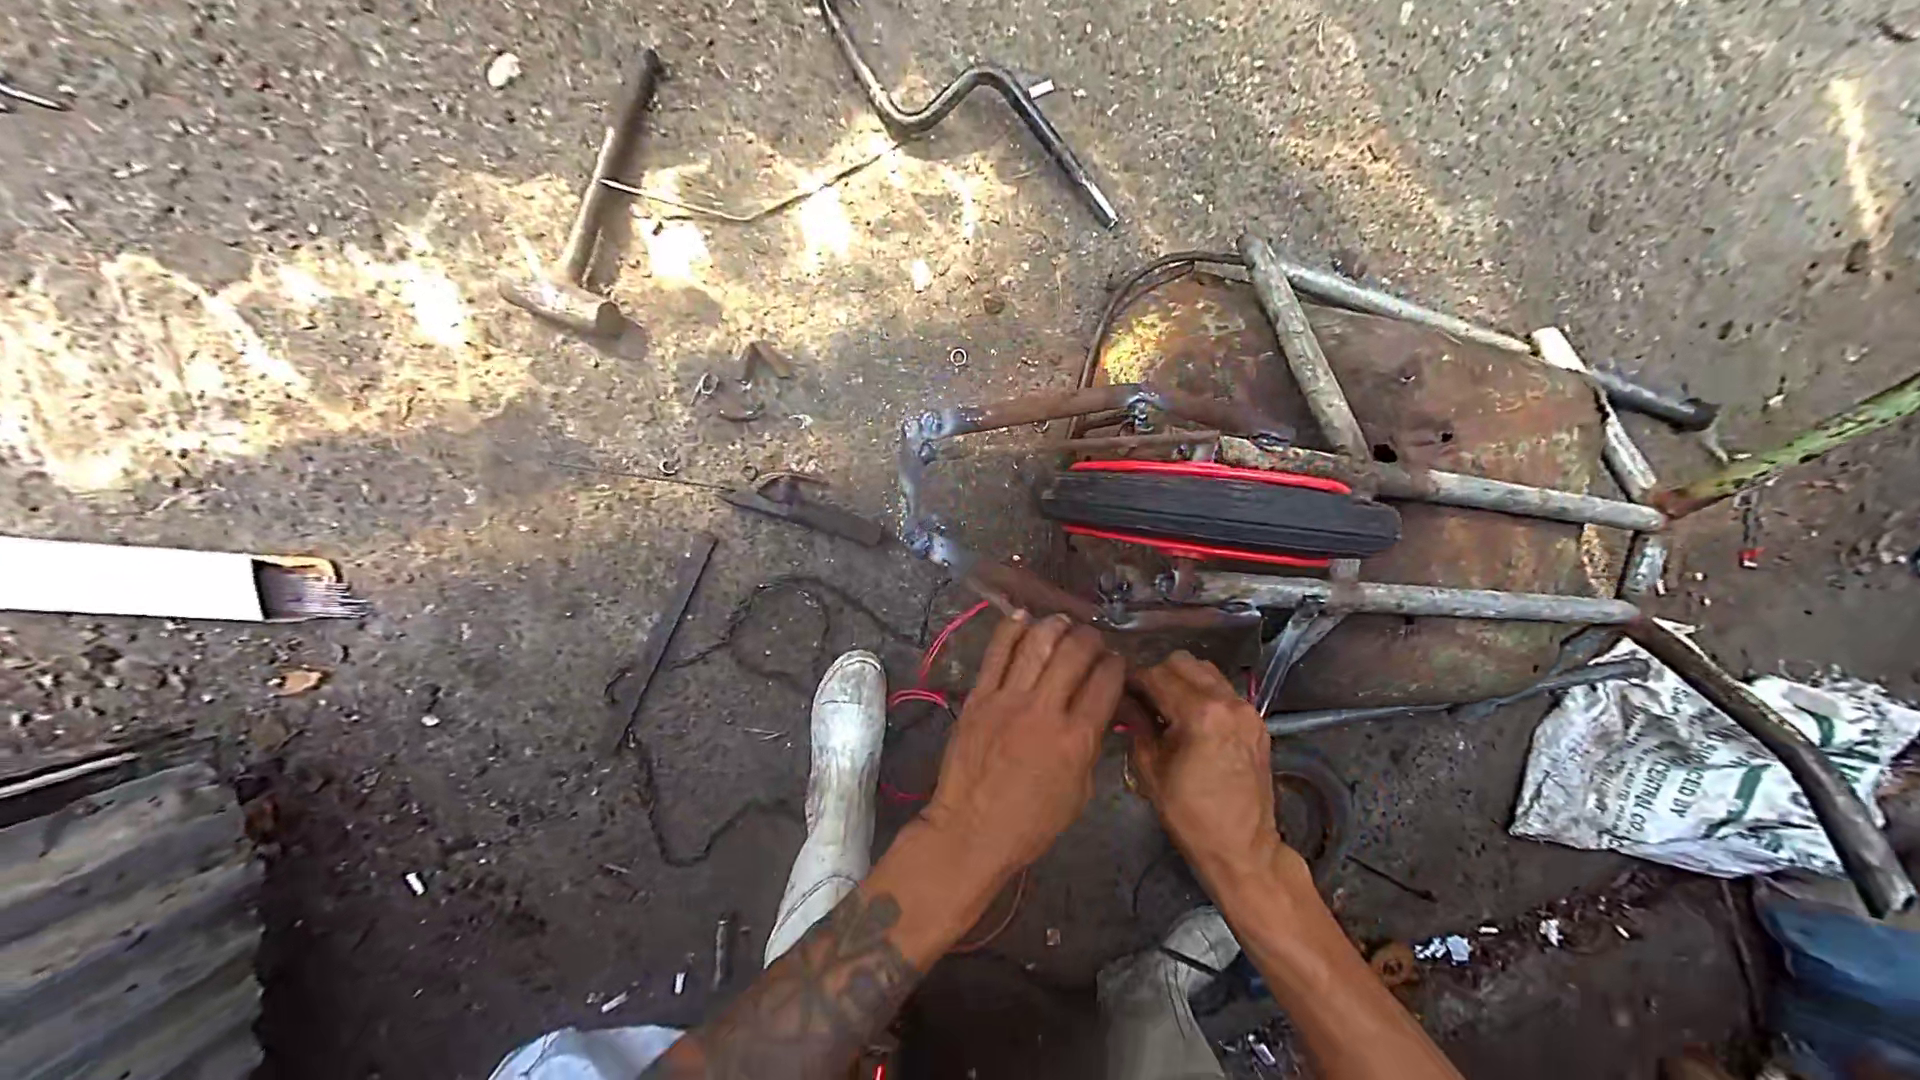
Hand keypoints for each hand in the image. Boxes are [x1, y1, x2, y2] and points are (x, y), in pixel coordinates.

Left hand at [923, 612, 1124, 879]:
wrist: (972, 830)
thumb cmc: (1031, 822)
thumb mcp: (1080, 791)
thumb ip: (1089, 745)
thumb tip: (1096, 711)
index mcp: (1077, 738)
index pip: (1105, 683)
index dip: (1116, 664)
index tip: (1116, 660)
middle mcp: (1045, 710)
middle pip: (1074, 654)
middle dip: (1090, 638)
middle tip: (1092, 638)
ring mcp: (1008, 700)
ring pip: (1036, 644)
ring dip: (1054, 626)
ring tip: (1063, 621)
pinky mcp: (978, 697)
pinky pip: (996, 653)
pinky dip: (1011, 629)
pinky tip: (1023, 616)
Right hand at [1130, 651, 1291, 888]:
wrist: (1244, 848)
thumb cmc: (1190, 815)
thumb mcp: (1150, 769)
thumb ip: (1137, 725)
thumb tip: (1123, 700)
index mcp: (1200, 714)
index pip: (1156, 675)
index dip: (1133, 680)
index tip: (1118, 690)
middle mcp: (1227, 702)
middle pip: (1183, 663)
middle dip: (1157, 674)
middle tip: (1142, 698)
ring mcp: (1246, 710)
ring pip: (1205, 671)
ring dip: (1182, 679)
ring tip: (1166, 706)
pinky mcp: (1256, 722)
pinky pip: (1223, 690)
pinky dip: (1202, 693)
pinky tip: (1189, 718)